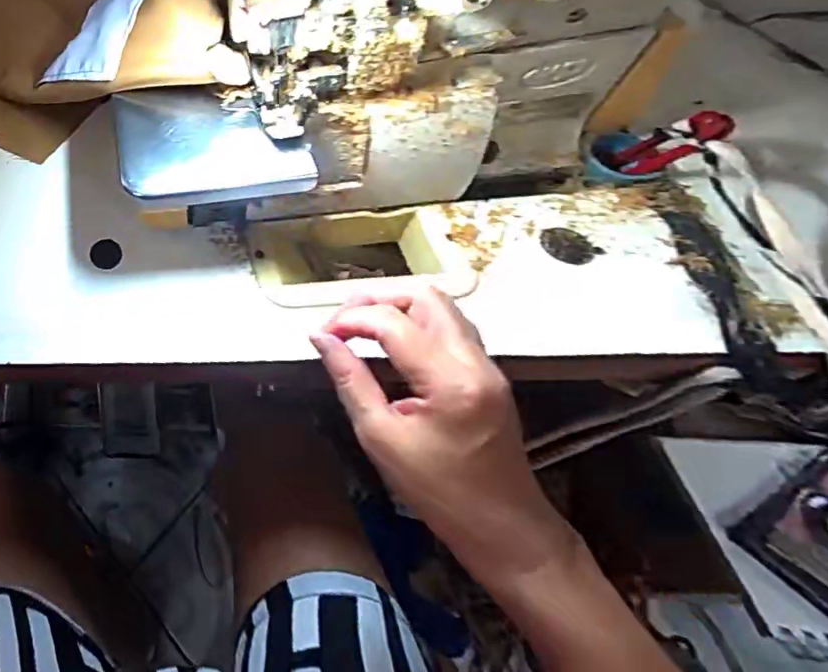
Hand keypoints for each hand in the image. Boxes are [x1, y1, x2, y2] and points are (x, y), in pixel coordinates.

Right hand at [310, 281, 574, 583]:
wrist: (507, 531)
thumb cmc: (441, 494)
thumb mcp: (380, 437)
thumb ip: (349, 379)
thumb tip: (321, 339)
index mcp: (451, 381)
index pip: (391, 321)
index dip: (349, 319)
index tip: (323, 335)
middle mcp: (475, 362)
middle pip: (423, 295)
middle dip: (375, 299)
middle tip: (343, 321)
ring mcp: (487, 365)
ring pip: (439, 304)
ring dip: (396, 305)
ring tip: (361, 326)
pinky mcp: (487, 372)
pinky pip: (449, 325)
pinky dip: (414, 320)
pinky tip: (390, 341)